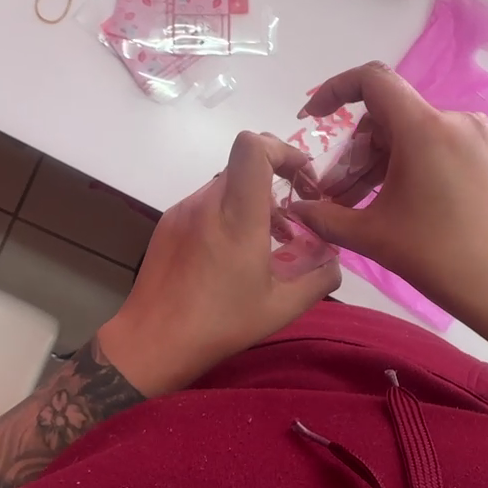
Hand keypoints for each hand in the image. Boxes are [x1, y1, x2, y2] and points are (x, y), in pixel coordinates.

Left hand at [97, 132, 341, 394]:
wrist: (153, 340)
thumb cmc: (220, 325)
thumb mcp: (281, 308)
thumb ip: (318, 279)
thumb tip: (334, 262)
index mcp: (238, 216)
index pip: (253, 147)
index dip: (283, 150)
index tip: (302, 177)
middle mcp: (208, 203)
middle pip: (243, 161)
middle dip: (276, 177)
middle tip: (295, 212)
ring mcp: (183, 211)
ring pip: (226, 184)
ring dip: (253, 199)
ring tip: (271, 239)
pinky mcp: (168, 224)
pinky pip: (206, 203)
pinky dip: (228, 212)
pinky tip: (234, 251)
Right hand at [289, 62, 487, 326]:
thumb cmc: (437, 257)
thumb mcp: (371, 236)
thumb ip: (324, 217)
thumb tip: (295, 209)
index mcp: (423, 128)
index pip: (372, 80)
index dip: (335, 90)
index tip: (314, 118)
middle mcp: (454, 120)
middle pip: (389, 117)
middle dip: (356, 151)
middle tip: (336, 193)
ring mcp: (478, 136)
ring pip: (413, 134)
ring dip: (381, 163)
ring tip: (364, 205)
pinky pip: (439, 146)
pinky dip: (411, 165)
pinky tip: (401, 203)